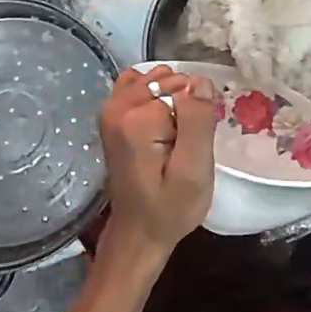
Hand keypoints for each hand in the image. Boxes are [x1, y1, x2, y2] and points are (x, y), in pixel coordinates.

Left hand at [97, 66, 216, 258]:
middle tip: (184, 143)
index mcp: (137, 118)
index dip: (195, 114)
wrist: (139, 231)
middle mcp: (117, 106)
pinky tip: (161, 122)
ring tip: (174, 134)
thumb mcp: (194, 170)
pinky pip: (138, 84)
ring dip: (171, 100)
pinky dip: (155, 95)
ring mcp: (110, 109)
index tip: (191, 143)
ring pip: (155, 80)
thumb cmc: (170, 207)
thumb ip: (197, 122)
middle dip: (183, 104)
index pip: (183, 88)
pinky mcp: (112, 114)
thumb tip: (200, 80)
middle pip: (168, 80)